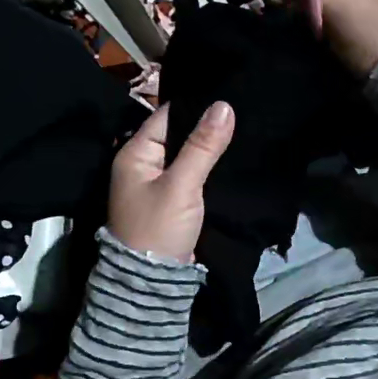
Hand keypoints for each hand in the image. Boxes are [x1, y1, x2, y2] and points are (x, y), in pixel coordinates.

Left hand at [107, 101, 234, 262]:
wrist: (152, 283)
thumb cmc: (159, 228)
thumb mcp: (182, 185)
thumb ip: (203, 146)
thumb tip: (224, 105)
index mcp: (135, 154)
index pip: (166, 116)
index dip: (195, 105)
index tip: (227, 95)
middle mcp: (142, 165)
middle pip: (177, 135)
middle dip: (205, 127)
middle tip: (241, 111)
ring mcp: (156, 185)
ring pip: (187, 157)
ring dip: (208, 149)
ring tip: (243, 130)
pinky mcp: (172, 202)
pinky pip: (191, 176)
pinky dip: (208, 170)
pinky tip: (231, 161)